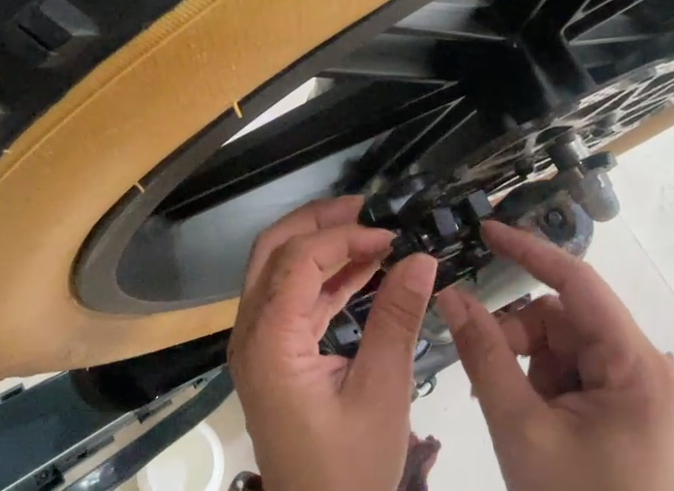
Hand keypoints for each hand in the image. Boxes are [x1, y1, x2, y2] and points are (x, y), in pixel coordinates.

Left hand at [229, 196, 438, 490]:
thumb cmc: (349, 470)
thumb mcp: (381, 395)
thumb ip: (397, 321)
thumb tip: (421, 258)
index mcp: (269, 341)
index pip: (297, 260)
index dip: (344, 237)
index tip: (391, 236)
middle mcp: (251, 333)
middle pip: (273, 250)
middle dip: (318, 222)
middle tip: (366, 209)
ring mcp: (258, 343)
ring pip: (278, 269)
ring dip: (321, 246)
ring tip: (370, 232)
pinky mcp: (272, 355)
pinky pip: (291, 300)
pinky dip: (323, 277)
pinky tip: (363, 269)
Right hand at [435, 220, 673, 490]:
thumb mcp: (521, 429)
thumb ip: (484, 355)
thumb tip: (450, 293)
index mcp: (636, 364)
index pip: (577, 282)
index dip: (528, 250)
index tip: (484, 229)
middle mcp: (646, 364)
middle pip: (563, 319)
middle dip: (519, 339)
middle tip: (487, 379)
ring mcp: (640, 387)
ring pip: (564, 345)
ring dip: (529, 366)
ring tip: (514, 413)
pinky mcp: (630, 407)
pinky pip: (575, 371)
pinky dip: (543, 384)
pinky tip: (533, 420)